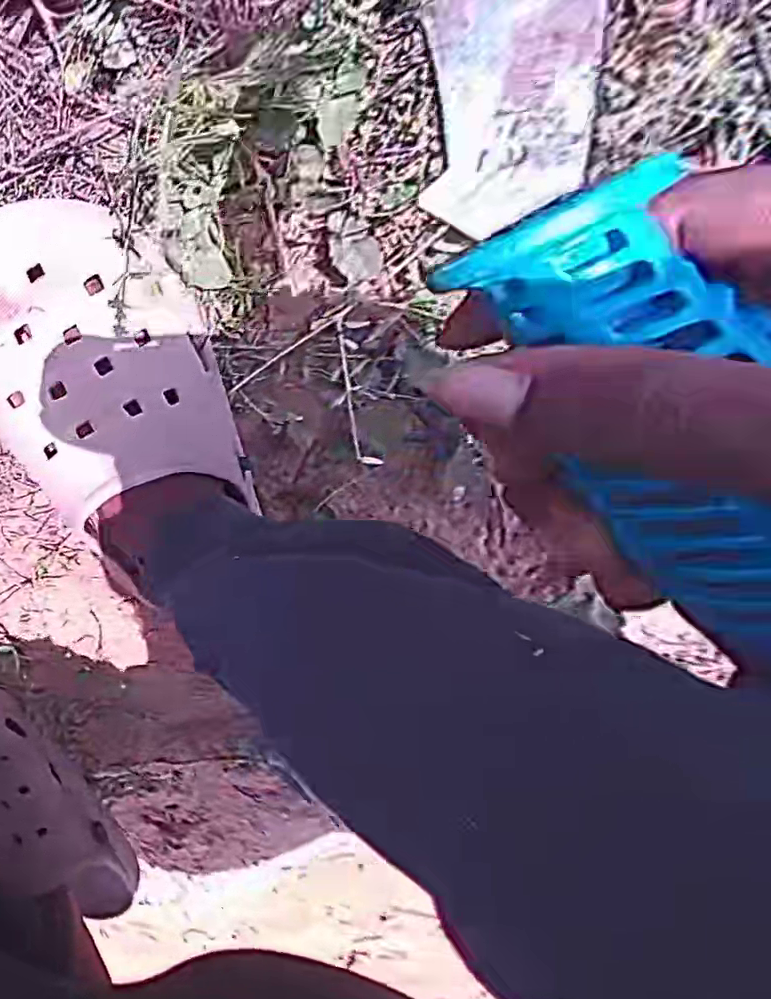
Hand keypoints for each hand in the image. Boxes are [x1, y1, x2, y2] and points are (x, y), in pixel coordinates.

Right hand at [426, 164, 770, 607]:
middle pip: (621, 337)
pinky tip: (646, 562)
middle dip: (558, 423)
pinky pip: (658, 466)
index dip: (546, 273)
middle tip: (543, 492)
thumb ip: (651, 408)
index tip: (469, 344)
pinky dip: (630, 516)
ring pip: (621, 415)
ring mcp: (769, 391)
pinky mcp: (756, 453)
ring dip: (584, 490)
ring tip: (609, 558)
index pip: (668, 223)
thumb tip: (472, 383)